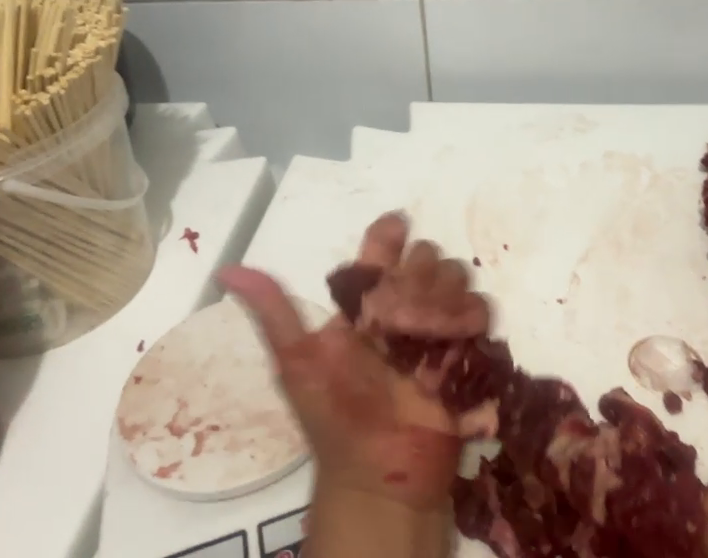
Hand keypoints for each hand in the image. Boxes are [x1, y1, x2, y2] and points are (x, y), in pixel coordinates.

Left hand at [216, 212, 489, 508]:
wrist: (378, 476)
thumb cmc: (333, 419)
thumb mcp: (296, 364)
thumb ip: (273, 311)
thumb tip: (226, 269)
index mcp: (365, 301)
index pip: (382, 245)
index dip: (389, 233)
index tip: (395, 231)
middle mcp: (404, 305)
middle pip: (426, 255)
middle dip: (416, 276)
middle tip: (396, 318)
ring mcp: (438, 327)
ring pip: (456, 276)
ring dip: (442, 299)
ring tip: (422, 336)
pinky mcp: (467, 350)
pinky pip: (481, 311)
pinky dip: (468, 320)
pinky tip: (449, 345)